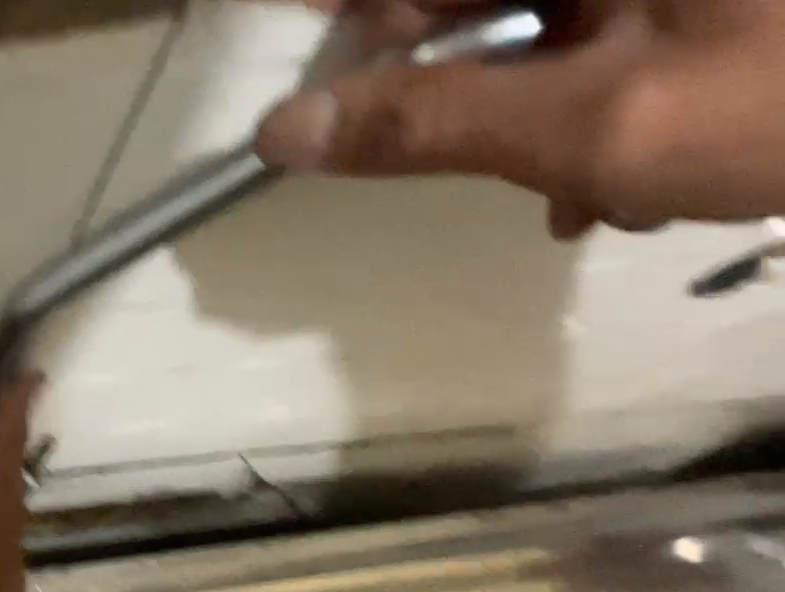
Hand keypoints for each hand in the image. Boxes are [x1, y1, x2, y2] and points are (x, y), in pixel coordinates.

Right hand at [257, 0, 784, 237]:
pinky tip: (627, 165)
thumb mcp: (603, 121)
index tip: (293, 66)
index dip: (343, 8)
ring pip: (544, 17)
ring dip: (533, 107)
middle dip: (458, 78)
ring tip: (579, 187)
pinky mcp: (696, 5)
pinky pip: (609, 28)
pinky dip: (599, 95)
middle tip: (489, 159)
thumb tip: (282, 134)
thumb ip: (426, 125)